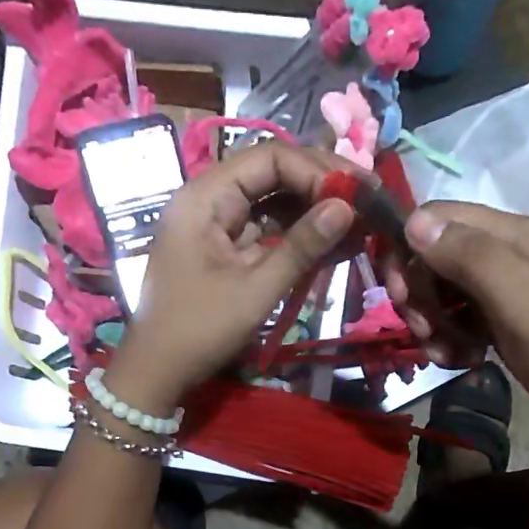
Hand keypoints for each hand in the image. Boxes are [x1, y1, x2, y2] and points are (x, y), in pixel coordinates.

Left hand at [105, 144, 353, 412]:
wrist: (159, 371)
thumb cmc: (200, 329)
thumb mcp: (255, 289)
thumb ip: (301, 247)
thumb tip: (347, 208)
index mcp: (206, 196)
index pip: (269, 158)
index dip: (316, 170)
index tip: (354, 195)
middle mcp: (211, 200)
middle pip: (274, 174)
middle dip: (321, 187)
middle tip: (368, 200)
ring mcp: (219, 225)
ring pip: (275, 203)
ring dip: (316, 212)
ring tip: (361, 223)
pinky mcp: (229, 250)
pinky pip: (269, 231)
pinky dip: (301, 237)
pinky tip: (336, 242)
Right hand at [388, 202, 528, 421]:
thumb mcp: (521, 298)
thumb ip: (470, 256)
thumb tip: (414, 221)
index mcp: (514, 235)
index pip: (438, 218)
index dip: (409, 250)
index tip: (398, 294)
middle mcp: (508, 254)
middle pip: (436, 257)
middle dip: (419, 295)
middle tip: (423, 330)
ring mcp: (507, 290)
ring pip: (445, 293)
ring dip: (433, 324)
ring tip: (446, 354)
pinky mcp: (505, 322)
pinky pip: (462, 320)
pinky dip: (452, 340)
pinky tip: (462, 361)